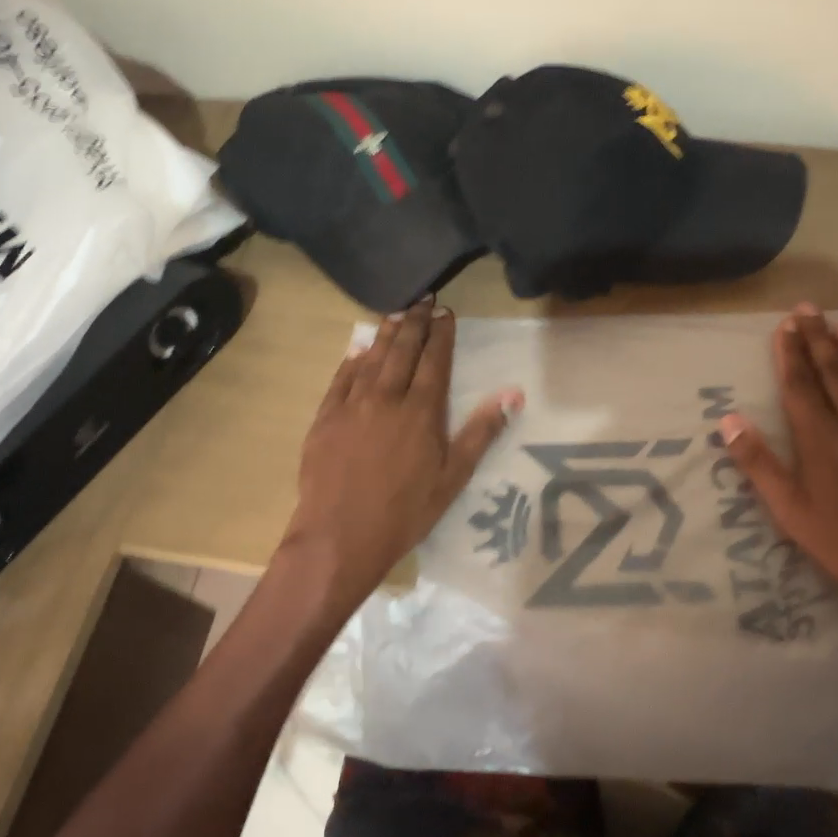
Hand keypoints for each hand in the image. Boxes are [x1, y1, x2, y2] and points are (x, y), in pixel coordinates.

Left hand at [280, 297, 523, 606]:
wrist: (340, 535)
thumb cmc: (405, 512)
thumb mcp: (453, 478)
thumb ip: (481, 432)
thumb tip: (512, 394)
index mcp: (422, 411)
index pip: (435, 360)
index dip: (441, 334)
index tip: (446, 313)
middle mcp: (386, 397)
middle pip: (402, 350)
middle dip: (415, 322)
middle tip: (422, 300)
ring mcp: (352, 405)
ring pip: (371, 358)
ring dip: (386, 334)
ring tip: (396, 314)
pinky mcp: (325, 418)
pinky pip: (341, 378)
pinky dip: (353, 360)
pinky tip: (359, 351)